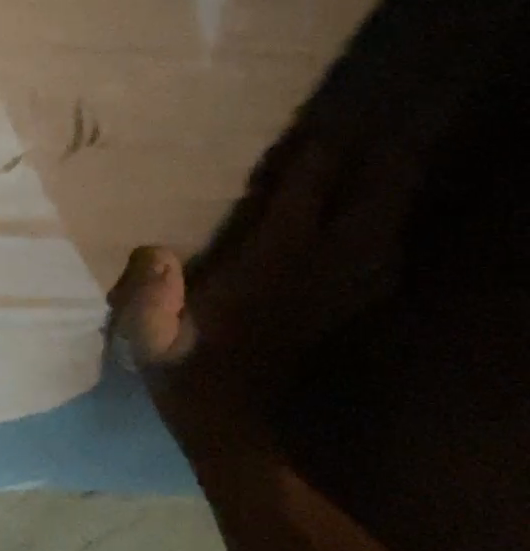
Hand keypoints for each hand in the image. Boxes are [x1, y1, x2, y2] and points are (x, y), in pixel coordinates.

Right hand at [109, 135, 423, 421]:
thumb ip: (150, 300)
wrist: (235, 426)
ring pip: (383, 235)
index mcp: (265, 276)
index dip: (312, 168)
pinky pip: (381, 262)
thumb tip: (155, 251)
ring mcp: (335, 296)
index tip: (325, 127)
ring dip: (395, 196)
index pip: (298, 209)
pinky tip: (387, 223)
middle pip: (364, 215)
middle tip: (395, 124)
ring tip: (402, 159)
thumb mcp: (148, 338)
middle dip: (379, 170)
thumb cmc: (183, 372)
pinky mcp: (341, 310)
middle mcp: (312, 279)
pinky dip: (390, 234)